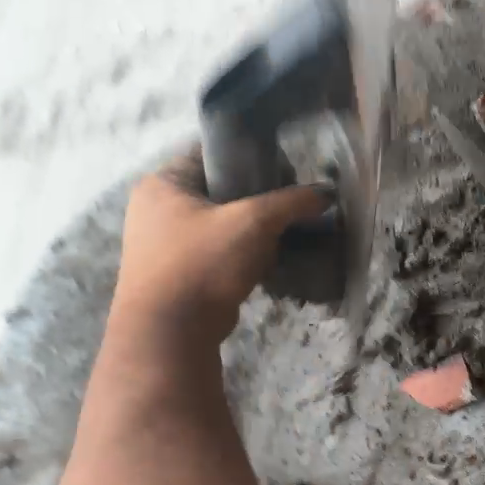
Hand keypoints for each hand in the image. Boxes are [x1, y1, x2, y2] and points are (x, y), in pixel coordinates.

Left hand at [112, 148, 330, 344]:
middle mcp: (158, 206)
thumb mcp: (256, 221)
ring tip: (290, 229)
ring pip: (227, 216)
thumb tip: (327, 193)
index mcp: (163, 183)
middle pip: (225, 185)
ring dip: (259, 223)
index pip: (214, 151)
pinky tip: (272, 254)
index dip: (254, 156)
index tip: (288, 172)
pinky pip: (223, 243)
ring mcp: (167, 239)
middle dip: (263, 194)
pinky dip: (249, 246)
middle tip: (294, 202)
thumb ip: (295, 200)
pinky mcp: (181, 266)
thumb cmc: (204, 263)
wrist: (171, 332)